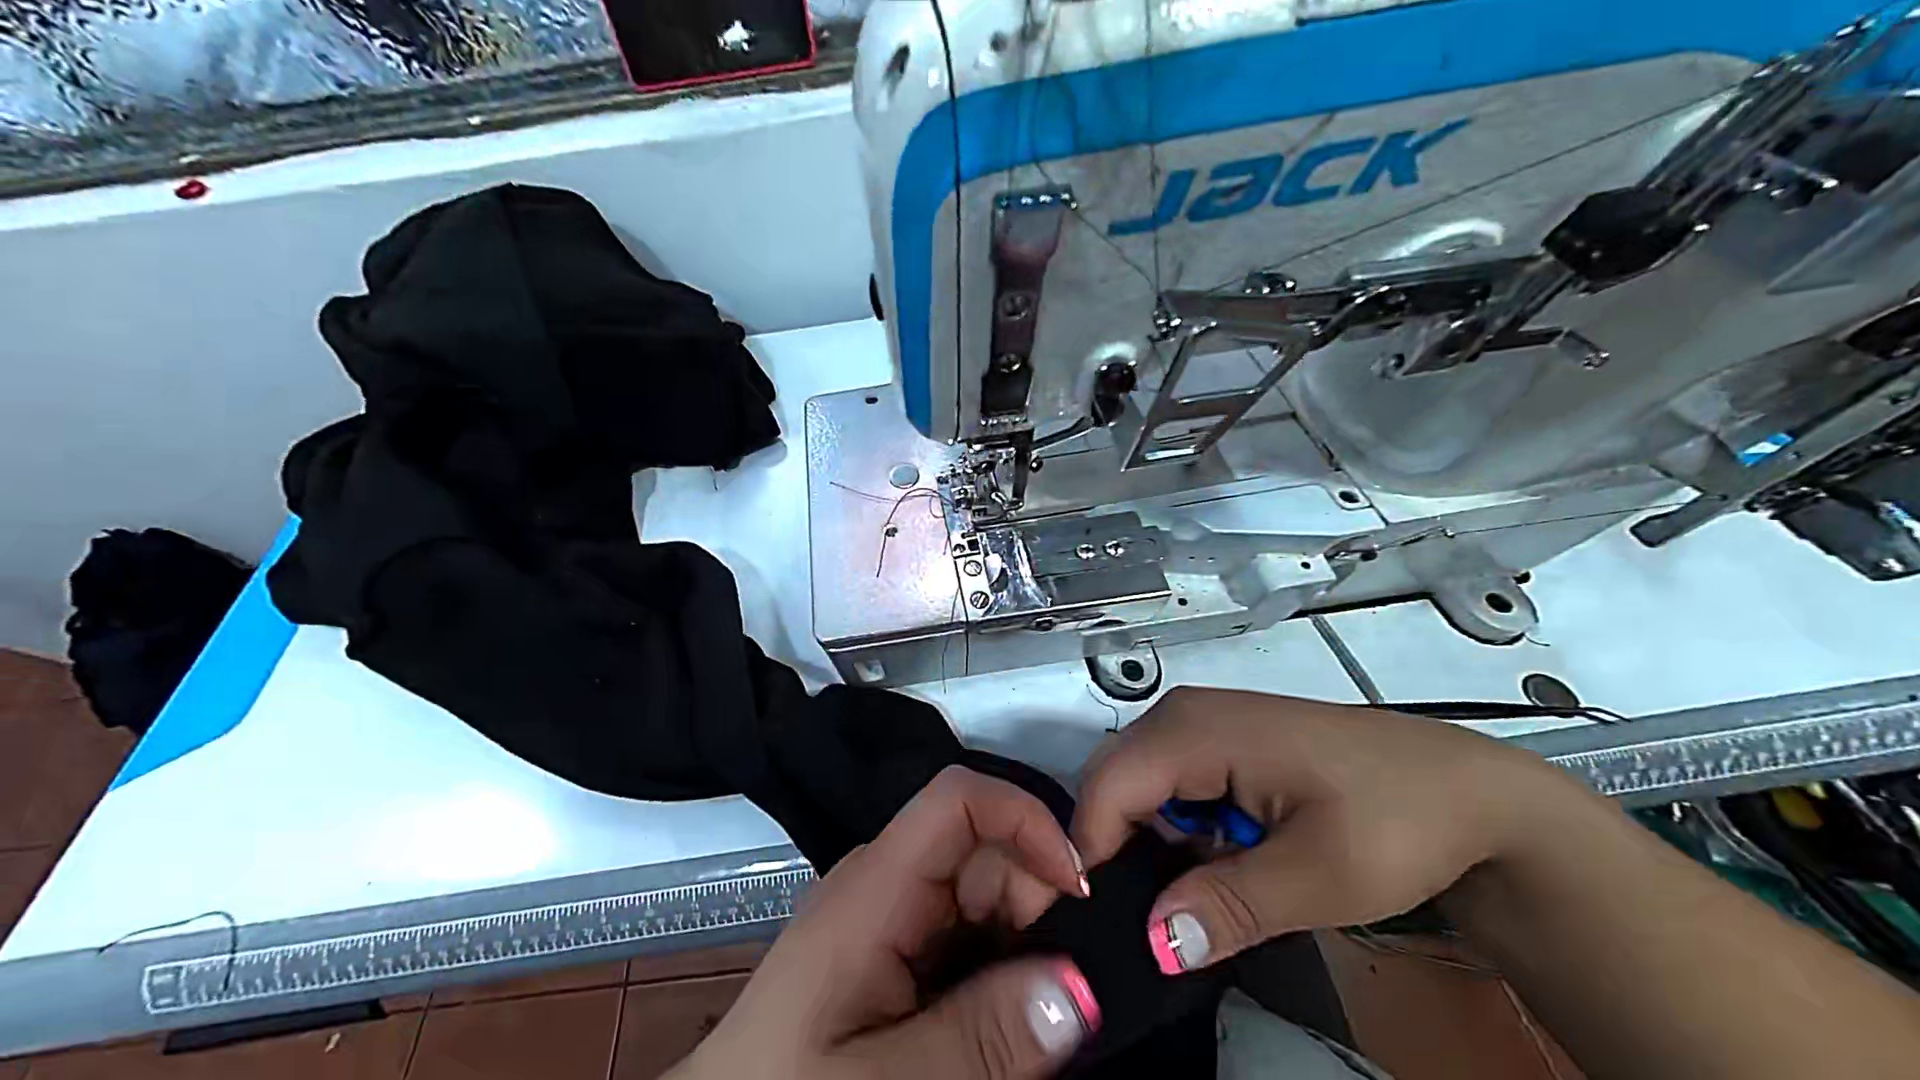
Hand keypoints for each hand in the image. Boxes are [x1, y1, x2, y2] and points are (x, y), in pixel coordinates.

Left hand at [674, 766, 1101, 1079]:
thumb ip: (980, 1040)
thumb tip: (1081, 987)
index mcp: (876, 885)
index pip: (958, 799)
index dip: (1026, 818)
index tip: (1078, 891)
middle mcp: (889, 881)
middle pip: (986, 850)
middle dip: (1036, 909)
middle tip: (1054, 1003)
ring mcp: (894, 912)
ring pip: (987, 896)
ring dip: (1024, 949)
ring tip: (1024, 1026)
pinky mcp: (899, 944)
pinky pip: (971, 934)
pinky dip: (1002, 970)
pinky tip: (999, 1025)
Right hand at [1072, 688, 1599, 971]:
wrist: (1470, 794)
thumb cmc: (1399, 820)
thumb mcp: (1321, 876)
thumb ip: (1230, 906)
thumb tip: (1153, 943)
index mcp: (1196, 729)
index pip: (1106, 789)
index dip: (1091, 855)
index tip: (1103, 924)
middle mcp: (1184, 714)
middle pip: (1112, 783)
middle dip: (1117, 850)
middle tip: (1151, 918)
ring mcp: (1200, 723)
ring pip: (1135, 787)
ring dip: (1151, 844)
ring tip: (1196, 892)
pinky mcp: (1218, 741)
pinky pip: (1166, 785)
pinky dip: (1176, 830)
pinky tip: (1217, 857)